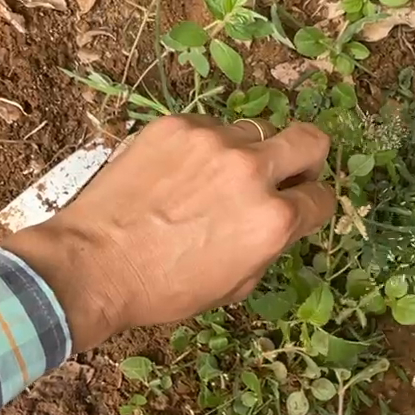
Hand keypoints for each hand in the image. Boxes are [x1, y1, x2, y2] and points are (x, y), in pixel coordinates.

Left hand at [2, 115, 334, 351]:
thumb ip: (267, 248)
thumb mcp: (233, 286)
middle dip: (306, 160)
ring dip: (247, 155)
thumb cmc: (163, 289)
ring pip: (255, 132)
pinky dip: (203, 150)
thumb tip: (274, 224)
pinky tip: (175, 175)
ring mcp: (213, 141)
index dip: (311, 208)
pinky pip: (209, 129)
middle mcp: (252, 171)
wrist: (91, 263)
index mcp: (272, 220)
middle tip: (282, 177)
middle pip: (311, 140)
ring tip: (211, 182)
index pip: (322, 198)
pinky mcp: (177, 125)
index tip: (297, 209)